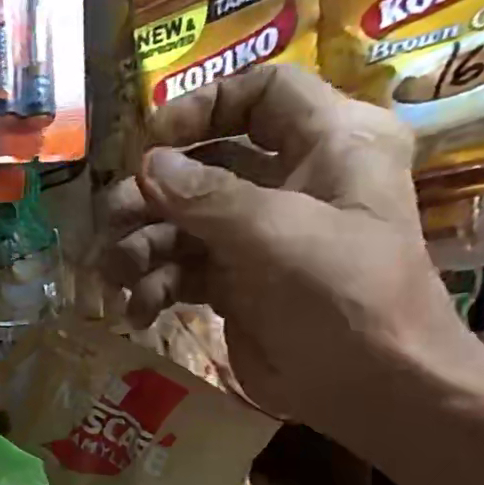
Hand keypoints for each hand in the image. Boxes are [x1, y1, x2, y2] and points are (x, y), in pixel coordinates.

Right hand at [101, 65, 483, 432]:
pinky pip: (183, 270)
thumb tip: (146, 165)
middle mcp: (293, 182)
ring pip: (184, 222)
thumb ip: (208, 196)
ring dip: (141, 246)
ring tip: (114, 275)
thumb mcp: (279, 235)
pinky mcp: (238, 284)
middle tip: (110, 220)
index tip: (151, 141)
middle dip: (153, 194)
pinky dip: (155, 287)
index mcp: (330, 144)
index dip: (204, 107)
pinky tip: (140, 312)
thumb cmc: (346, 296)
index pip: (263, 94)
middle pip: (205, 165)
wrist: (373, 390)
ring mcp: (260, 237)